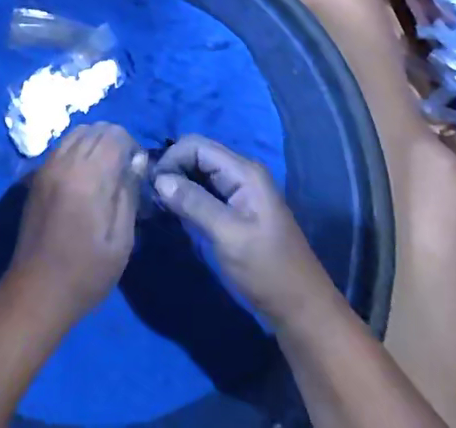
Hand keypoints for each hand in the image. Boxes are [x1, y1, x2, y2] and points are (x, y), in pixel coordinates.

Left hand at [4, 123, 148, 324]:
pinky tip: (85, 177)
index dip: (132, 146)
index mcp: (87, 176)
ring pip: (75, 133)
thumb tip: (137, 160)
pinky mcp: (36, 176)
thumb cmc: (86, 271)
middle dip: (115, 141)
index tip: (139, 170)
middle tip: (125, 170)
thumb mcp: (121, 239)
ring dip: (95, 143)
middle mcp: (64, 162)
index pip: (114, 135)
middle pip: (94, 128)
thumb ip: (129, 193)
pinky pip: (61, 147)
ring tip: (106, 172)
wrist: (37, 289)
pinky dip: (77, 149)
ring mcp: (46, 166)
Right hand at [153, 135, 329, 325]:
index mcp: (245, 172)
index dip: (172, 158)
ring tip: (161, 205)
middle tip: (154, 197)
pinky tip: (176, 213)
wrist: (301, 310)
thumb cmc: (267, 271)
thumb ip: (194, 203)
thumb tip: (159, 179)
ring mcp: (240, 192)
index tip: (153, 186)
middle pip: (197, 155)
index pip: (196, 145)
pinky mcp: (236, 210)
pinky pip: (205, 191)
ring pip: (199, 173)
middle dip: (173, 170)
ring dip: (178, 184)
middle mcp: (242, 174)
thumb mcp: (228, 236)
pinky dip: (187, 197)